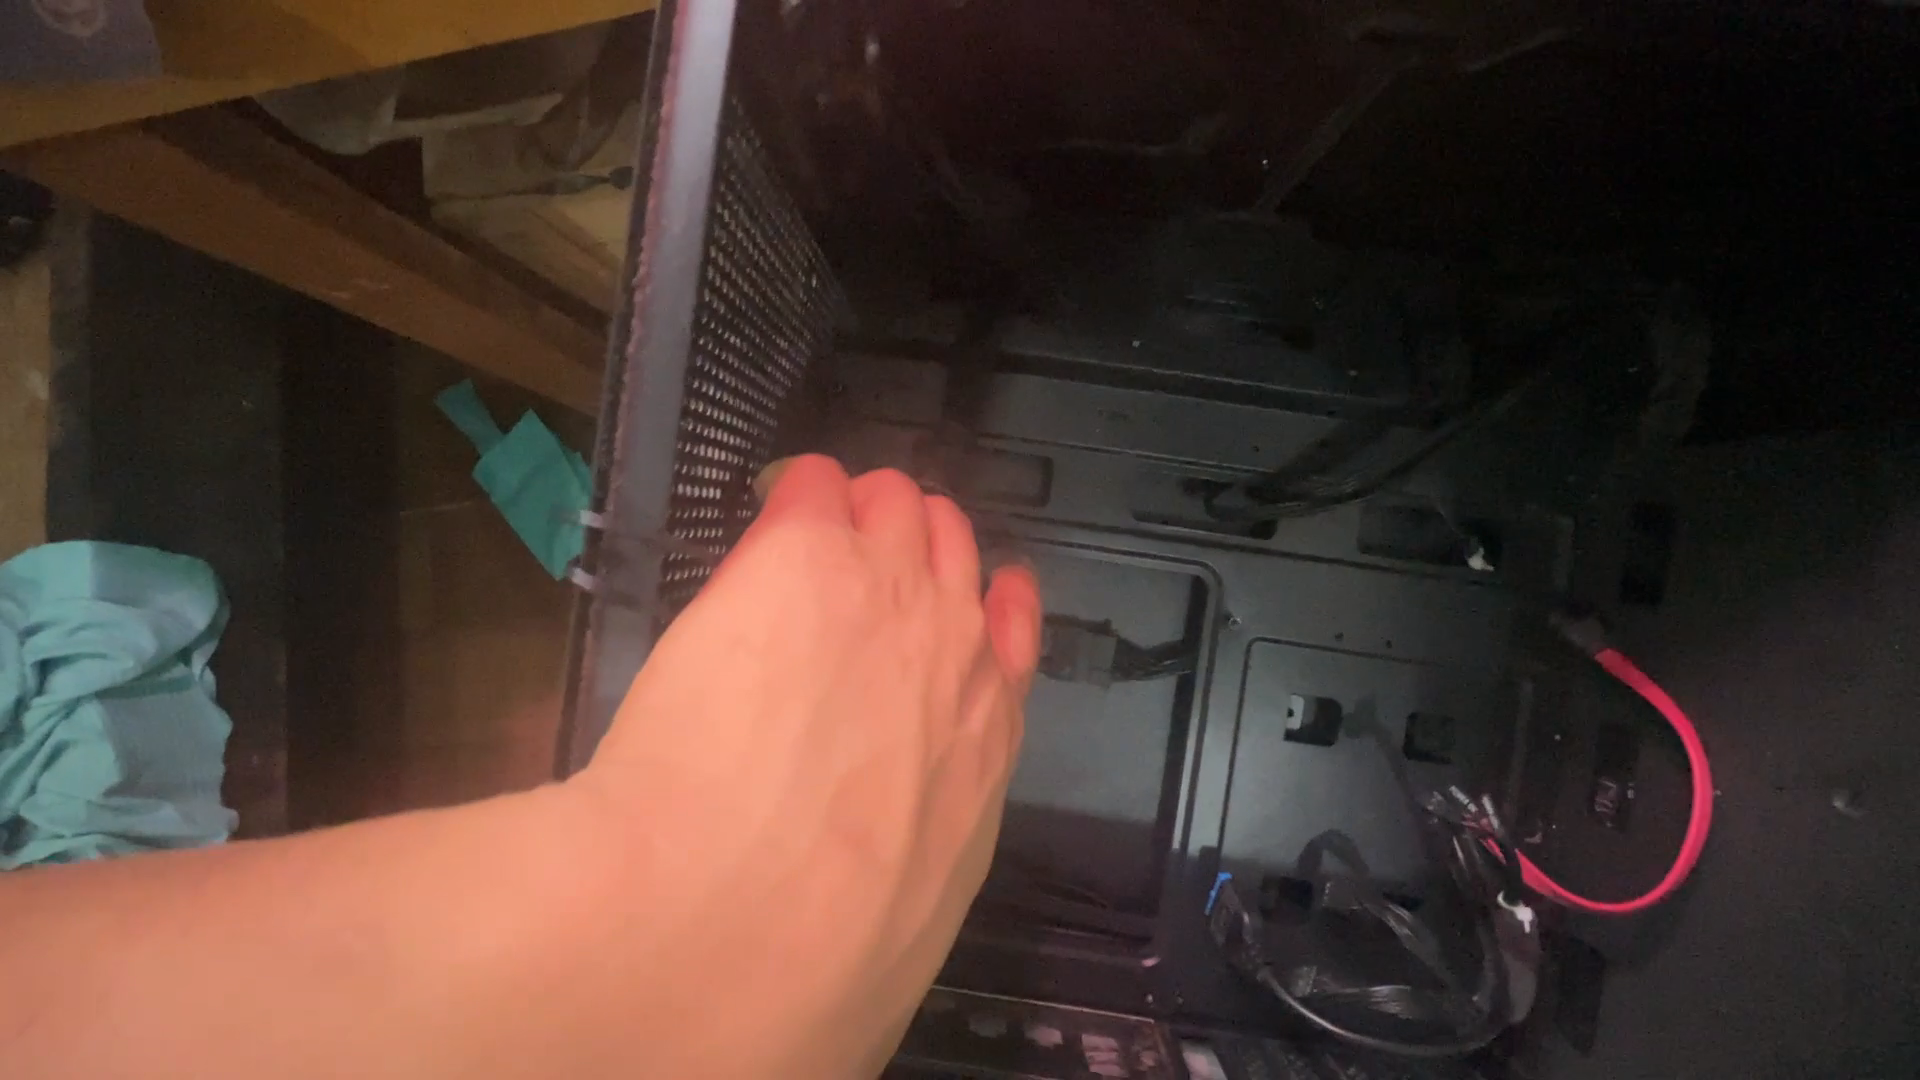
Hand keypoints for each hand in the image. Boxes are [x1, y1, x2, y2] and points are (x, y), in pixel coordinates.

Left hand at [576, 455, 1041, 1076]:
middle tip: (859, 566)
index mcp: (978, 746)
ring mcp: (881, 590)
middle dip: (914, 550)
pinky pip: (816, 483)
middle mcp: (949, 649)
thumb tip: (886, 860)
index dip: (986, 615)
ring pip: (897, 502)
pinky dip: (800, 490)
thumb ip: (910, 863)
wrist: (711, 927)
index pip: (1011, 642)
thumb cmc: (802, 970)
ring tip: (817, 527)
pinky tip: (771, 507)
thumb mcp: (898, 933)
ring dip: (863, 510)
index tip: (959, 606)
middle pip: (954, 549)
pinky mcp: (800, 552)